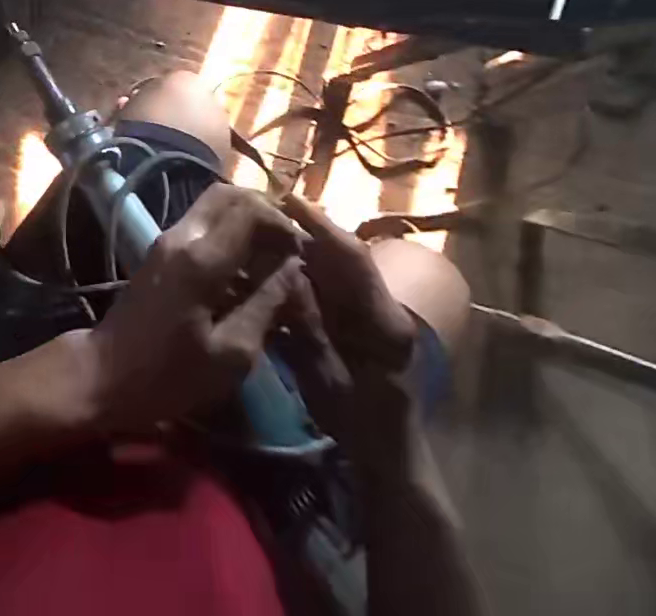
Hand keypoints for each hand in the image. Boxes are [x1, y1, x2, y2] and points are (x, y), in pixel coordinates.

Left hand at [73, 185, 310, 433]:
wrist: (103, 375)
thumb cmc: (168, 374)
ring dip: (245, 218)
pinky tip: (243, 265)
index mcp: (201, 259)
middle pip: (228, 194)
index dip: (281, 223)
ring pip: (213, 204)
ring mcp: (167, 239)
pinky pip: (201, 222)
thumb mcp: (231, 354)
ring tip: (269, 253)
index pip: (249, 211)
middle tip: (286, 242)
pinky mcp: (160, 250)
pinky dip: (228, 230)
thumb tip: (292, 270)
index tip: (300, 250)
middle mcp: (182, 236)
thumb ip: (266, 305)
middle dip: (264, 210)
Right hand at [274, 195, 421, 445]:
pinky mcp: (363, 317)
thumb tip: (286, 272)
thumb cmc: (359, 424)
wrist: (388, 454)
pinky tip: (279, 267)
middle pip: (345, 257)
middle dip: (307, 232)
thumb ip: (308, 324)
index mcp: (384, 320)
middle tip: (266, 212)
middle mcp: (384, 305)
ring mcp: (375, 310)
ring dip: (304, 249)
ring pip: (338, 269)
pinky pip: (333, 285)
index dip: (321, 225)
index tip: (290, 200)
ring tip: (266, 232)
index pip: (354, 259)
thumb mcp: (326, 378)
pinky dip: (307, 273)